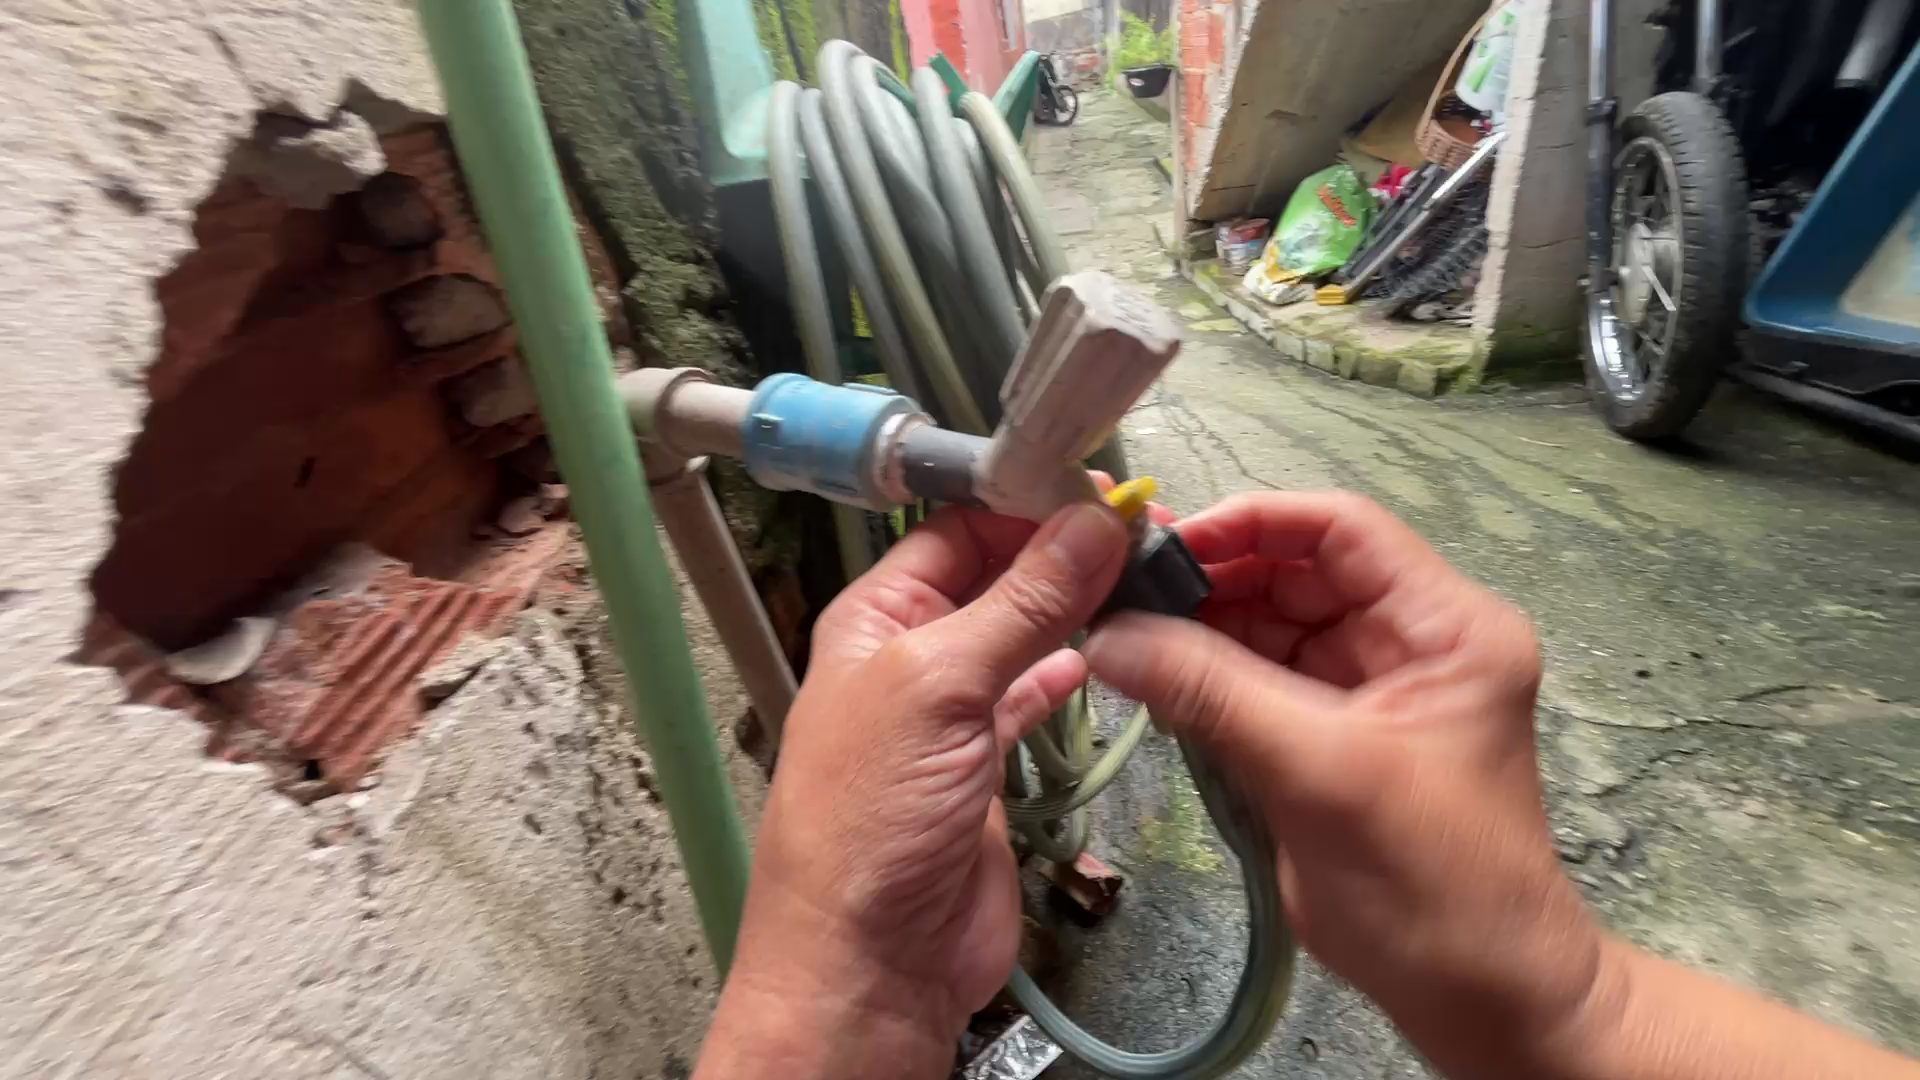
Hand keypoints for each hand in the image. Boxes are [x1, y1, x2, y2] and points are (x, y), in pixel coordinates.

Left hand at [697, 502, 1128, 1077]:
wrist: (873, 961)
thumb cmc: (876, 806)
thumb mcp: (941, 684)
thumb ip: (1022, 602)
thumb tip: (1094, 521)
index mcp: (877, 615)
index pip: (952, 531)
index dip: (1017, 506)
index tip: (1095, 491)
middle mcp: (911, 650)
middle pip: (991, 578)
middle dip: (1054, 554)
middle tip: (1134, 531)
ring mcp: (951, 705)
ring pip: (1017, 634)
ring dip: (1068, 607)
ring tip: (1137, 577)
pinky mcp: (987, 756)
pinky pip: (1029, 693)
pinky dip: (1063, 670)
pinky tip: (1101, 649)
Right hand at [1083, 492, 1602, 1076]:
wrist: (1475, 1000)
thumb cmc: (1427, 880)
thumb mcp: (1318, 769)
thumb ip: (1208, 690)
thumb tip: (1104, 635)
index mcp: (1439, 623)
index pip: (1339, 528)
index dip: (1252, 522)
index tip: (1169, 545)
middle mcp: (1398, 635)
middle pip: (1289, 570)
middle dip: (1208, 577)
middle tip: (1122, 592)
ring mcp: (1353, 679)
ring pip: (1258, 619)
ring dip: (1192, 624)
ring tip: (1122, 634)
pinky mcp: (1315, 721)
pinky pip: (1244, 671)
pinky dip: (1195, 669)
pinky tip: (1148, 677)